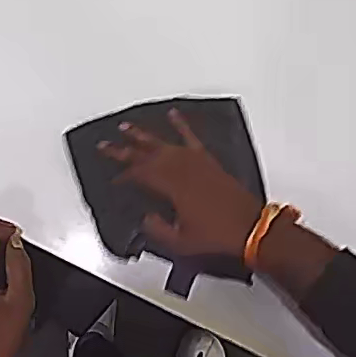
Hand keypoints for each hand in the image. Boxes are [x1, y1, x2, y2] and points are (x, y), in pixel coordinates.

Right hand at [98, 109, 263, 258]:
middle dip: (123, 150)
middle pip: (146, 155)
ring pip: (163, 143)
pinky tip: (172, 115)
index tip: (115, 180)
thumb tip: (146, 217)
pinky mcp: (208, 160)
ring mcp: (195, 162)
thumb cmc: (217, 235)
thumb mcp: (180, 242)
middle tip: (105, 145)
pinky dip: (180, 124)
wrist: (250, 228)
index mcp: (173, 187)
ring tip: (126, 127)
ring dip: (143, 135)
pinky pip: (191, 137)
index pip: (140, 175)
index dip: (124, 176)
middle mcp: (182, 169)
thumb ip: (157, 229)